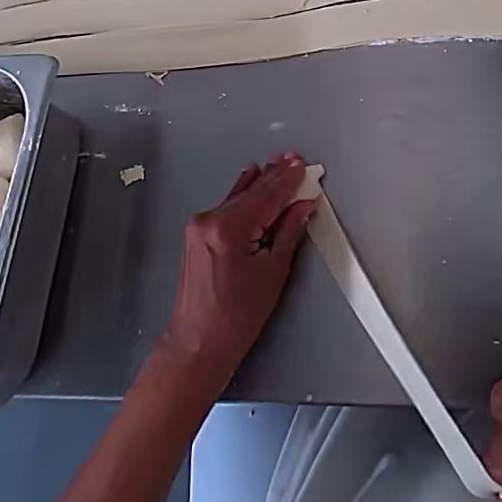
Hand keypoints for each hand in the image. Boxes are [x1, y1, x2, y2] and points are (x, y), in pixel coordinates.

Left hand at [159, 153, 317, 383]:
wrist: (199, 342)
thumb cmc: (236, 317)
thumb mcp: (274, 271)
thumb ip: (289, 231)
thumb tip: (301, 206)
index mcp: (230, 229)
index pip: (269, 196)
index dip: (289, 180)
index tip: (304, 168)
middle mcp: (211, 220)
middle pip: (253, 191)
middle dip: (277, 175)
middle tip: (296, 160)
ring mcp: (201, 224)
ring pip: (240, 194)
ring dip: (262, 180)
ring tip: (280, 162)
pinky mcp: (198, 232)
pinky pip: (227, 204)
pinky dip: (243, 191)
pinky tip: (251, 176)